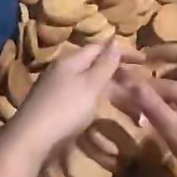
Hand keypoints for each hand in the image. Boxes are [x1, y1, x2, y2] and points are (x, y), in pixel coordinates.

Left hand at [3, 39, 134, 159]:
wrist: (32, 137)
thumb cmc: (65, 108)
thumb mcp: (90, 85)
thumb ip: (104, 64)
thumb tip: (115, 40)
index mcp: (70, 60)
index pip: (99, 47)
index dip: (122, 51)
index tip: (145, 60)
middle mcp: (61, 69)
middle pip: (92, 63)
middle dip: (116, 69)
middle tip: (140, 80)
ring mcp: (55, 86)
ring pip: (87, 79)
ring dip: (108, 84)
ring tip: (129, 94)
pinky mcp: (54, 103)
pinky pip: (81, 93)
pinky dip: (96, 95)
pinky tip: (104, 104)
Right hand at [114, 48, 176, 176]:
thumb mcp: (176, 132)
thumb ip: (151, 105)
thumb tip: (126, 82)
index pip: (157, 81)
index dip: (134, 80)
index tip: (114, 78)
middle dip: (163, 54)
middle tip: (143, 59)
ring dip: (171, 69)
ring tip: (151, 80)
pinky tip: (170, 103)